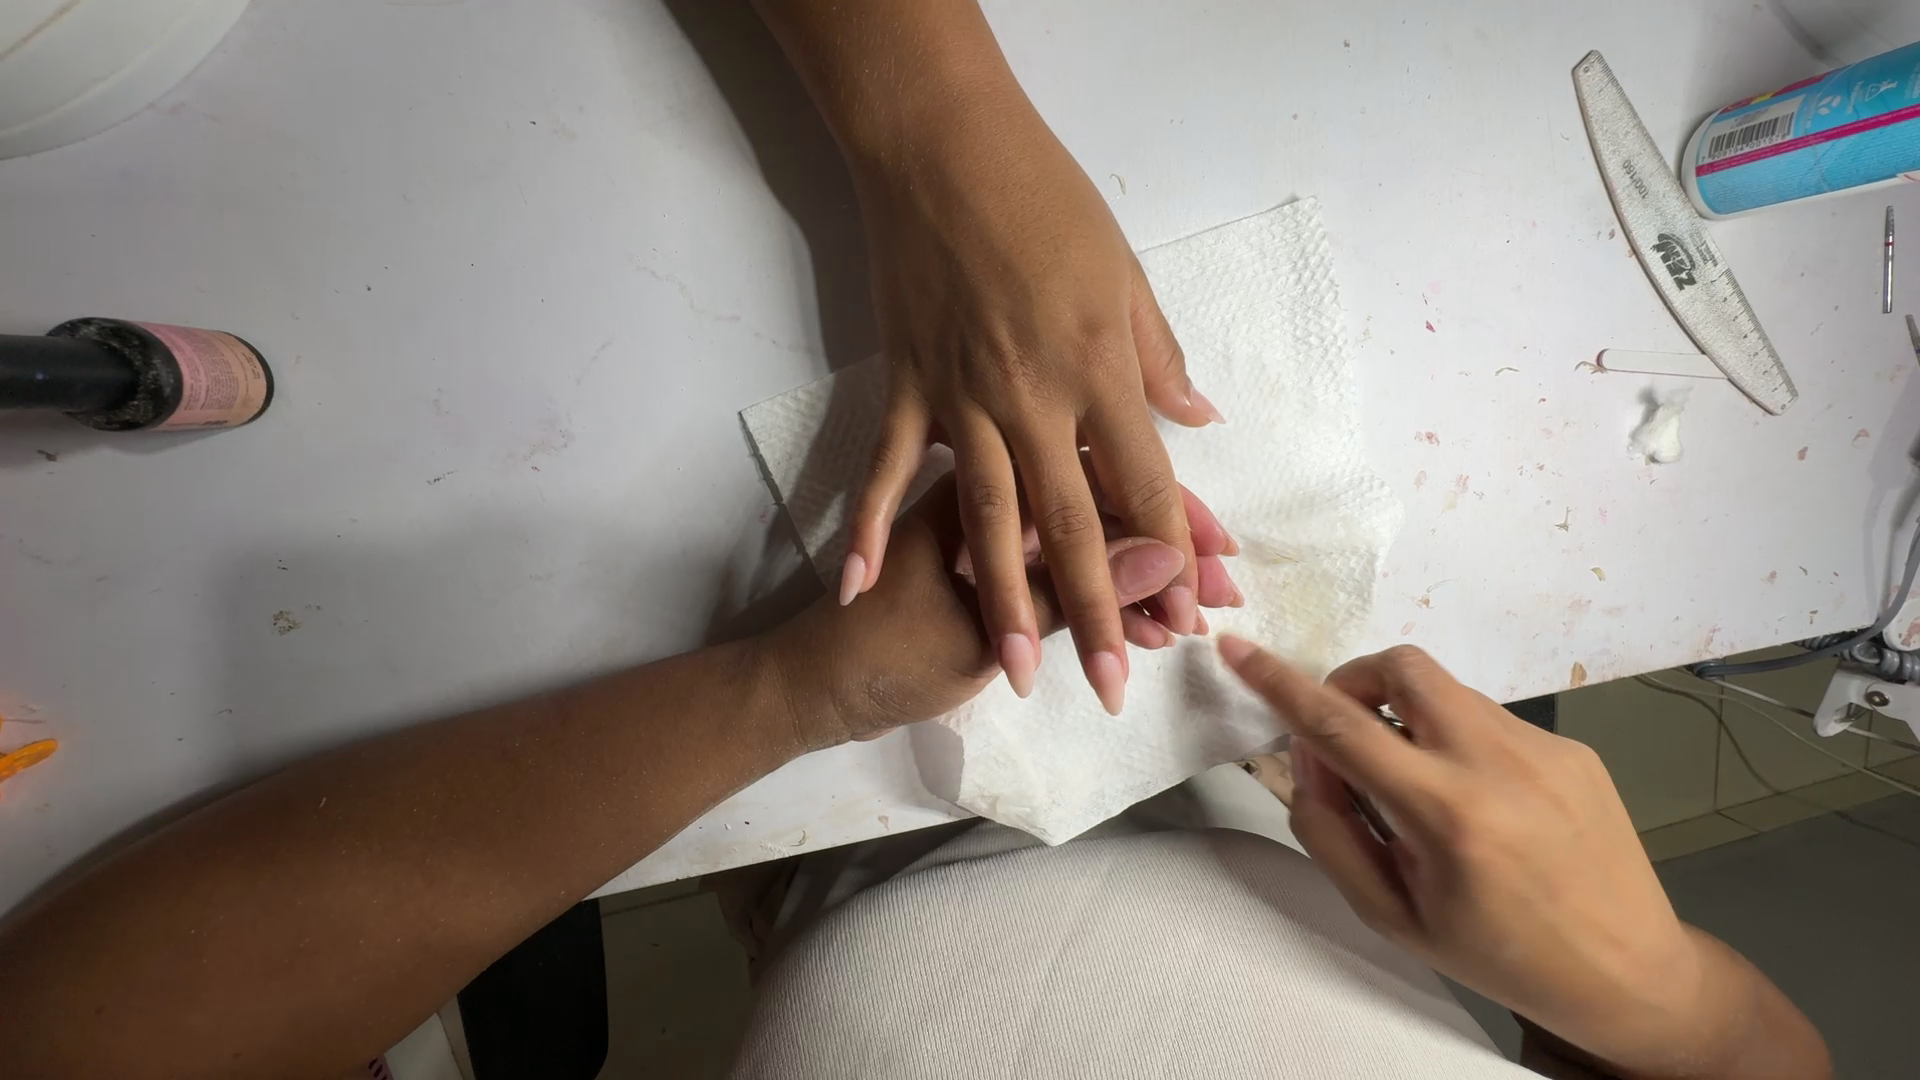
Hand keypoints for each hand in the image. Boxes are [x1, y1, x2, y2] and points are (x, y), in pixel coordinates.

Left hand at [770, 473, 1237, 747]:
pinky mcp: (983, 565)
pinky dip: (1092, 593)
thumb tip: (1159, 560)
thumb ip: (1067, 590)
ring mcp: (989, 529)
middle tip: (1221, 596)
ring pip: (1082, 538)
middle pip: (1100, 510)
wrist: (811, 683)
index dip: (1166, 533)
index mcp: (988, 488)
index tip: (1216, 572)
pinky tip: (1132, 616)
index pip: (1099, 495)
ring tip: (1183, 620)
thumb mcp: (974, 626)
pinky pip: (1052, 569)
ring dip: (1135, 577)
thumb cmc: (881, 655)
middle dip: (1166, 555)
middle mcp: (994, 493)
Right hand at [839, 103, 1220, 716]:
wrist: (943, 149)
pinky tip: (857, 587)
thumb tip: (1197, 419)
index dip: (1172, 552)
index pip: (1144, 482)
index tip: (1188, 613)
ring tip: (1017, 676)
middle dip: (1099, 613)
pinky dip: (868, 528)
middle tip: (1111, 689)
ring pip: (989, 522)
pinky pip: (886, 472)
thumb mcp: (1125, 274)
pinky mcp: (906, 392)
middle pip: (1075, 526)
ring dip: (1004, 605)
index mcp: (1099, 370)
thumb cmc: (1046, 202)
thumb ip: (1158, 358)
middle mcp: (1034, 402)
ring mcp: (961, 404)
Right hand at [1219, 640, 1829, 1079]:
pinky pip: (1480, 715)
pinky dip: (1448, 738)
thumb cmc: (1495, 953)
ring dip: (1402, 717)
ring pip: (1440, 689)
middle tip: (1346, 731)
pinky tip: (1473, 797)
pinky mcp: (1570, 748)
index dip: (1278, 682)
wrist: (1636, 978)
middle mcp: (1498, 765)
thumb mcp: (1387, 912)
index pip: (1340, 726)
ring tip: (1417, 782)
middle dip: (1352, 681)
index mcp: (1447, 815)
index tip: (1236, 649)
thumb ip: (1327, 827)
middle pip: (1400, 666)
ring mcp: (1543, 748)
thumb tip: (1308, 756)